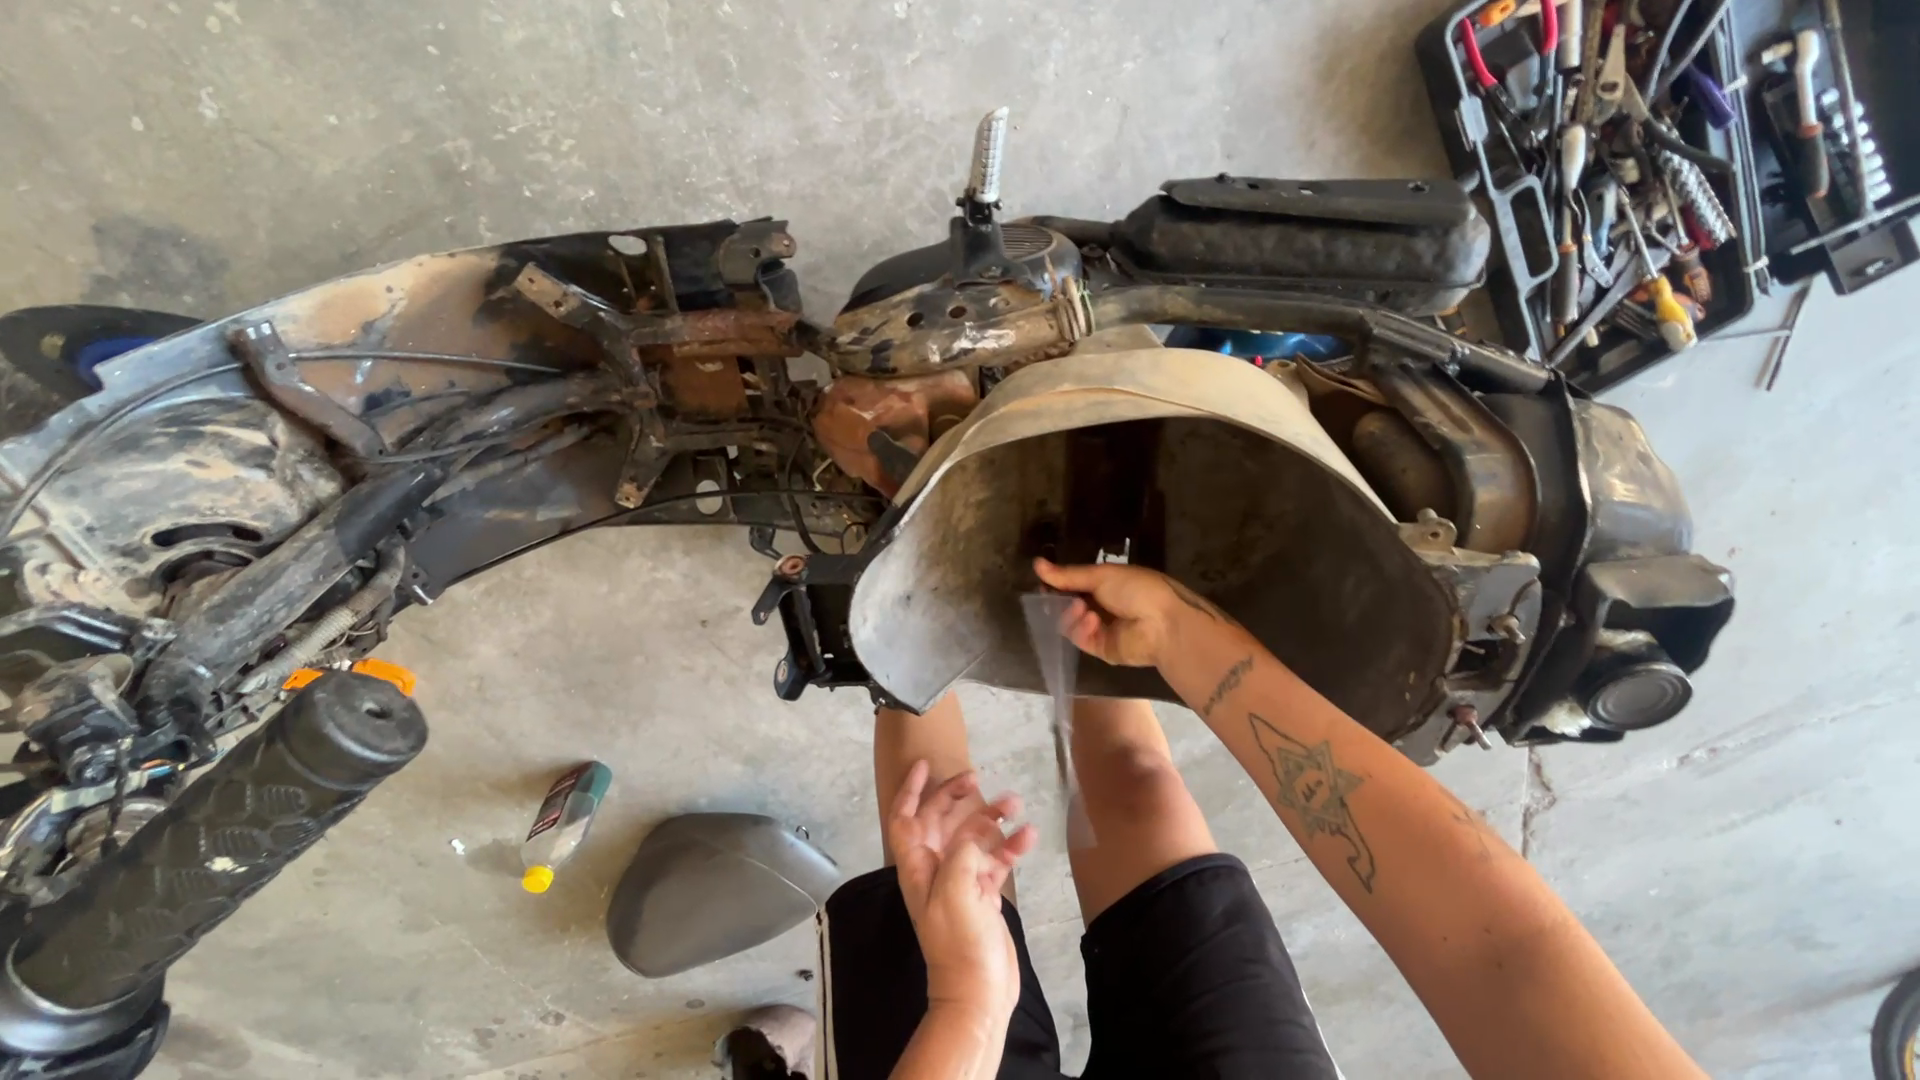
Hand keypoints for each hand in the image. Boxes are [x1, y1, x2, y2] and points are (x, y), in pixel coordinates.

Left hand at [886, 760, 1037, 1015]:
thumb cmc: (958, 942)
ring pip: (973, 836)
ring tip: (1015, 802)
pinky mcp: (985, 894)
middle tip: (977, 778)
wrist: (979, 992)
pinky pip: (996, 859)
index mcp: (918, 867)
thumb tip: (977, 835)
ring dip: (991, 818)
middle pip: (941, 820)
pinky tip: (1028, 836)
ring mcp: (962, 881)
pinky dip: (1011, 846)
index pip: (905, 819)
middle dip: (956, 796)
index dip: (910, 790)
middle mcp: (937, 868)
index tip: (925, 764)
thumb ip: (962, 853)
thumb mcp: (954, 891)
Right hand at [1033, 558, 1201, 667]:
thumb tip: (1036, 563)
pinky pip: (1080, 639)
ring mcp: (1101, 629)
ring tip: (1081, 607)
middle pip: (1069, 605)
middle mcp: (1102, 606)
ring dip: (1071, 613)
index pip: (1075, 584)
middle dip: (1060, 600)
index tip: (1043, 582)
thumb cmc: (1136, 589)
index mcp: (1107, 585)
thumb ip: (1068, 575)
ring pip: (1070, 623)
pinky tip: (1091, 620)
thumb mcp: (1102, 575)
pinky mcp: (1101, 649)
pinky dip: (1081, 628)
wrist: (1162, 623)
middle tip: (1049, 596)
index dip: (1058, 583)